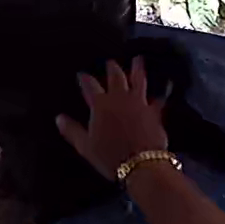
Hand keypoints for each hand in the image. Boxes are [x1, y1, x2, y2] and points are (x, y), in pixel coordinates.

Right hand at [55, 57, 167, 179]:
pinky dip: (160, 93)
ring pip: (138, 81)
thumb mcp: (85, 146)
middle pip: (115, 77)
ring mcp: (139, 103)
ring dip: (138, 69)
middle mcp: (120, 98)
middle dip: (111, 68)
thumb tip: (59, 118)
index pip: (90, 85)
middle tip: (110, 62)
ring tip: (139, 59)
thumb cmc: (109, 156)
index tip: (82, 74)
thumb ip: (72, 130)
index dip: (85, 78)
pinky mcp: (154, 112)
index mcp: (101, 104)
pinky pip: (158, 99)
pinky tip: (165, 87)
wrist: (141, 164)